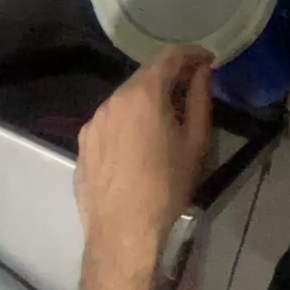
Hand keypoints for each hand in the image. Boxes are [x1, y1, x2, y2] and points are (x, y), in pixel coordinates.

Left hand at [74, 46, 213, 289]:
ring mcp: (94, 121)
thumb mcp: (195, 141)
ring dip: (147, 99)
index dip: (191, 53)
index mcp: (143, 94)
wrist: (122, 235)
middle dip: (169, 76)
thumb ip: (200, 98)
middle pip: (145, 75)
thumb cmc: (166, 187)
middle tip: (190, 86)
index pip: (169, 57)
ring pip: (125, 98)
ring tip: (164, 118)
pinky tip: (138, 142)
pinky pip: (110, 121)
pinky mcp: (83, 144)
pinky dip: (128, 120)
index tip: (207, 60)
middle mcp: (114, 99)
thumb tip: (202, 72)